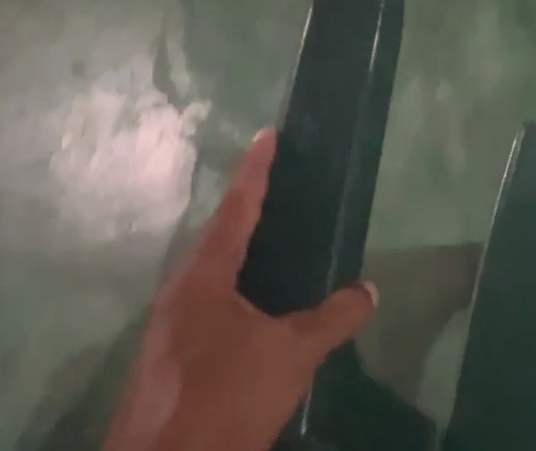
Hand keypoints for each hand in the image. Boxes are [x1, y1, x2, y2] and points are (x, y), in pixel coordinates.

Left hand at [104, 131, 378, 450]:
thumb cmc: (226, 398)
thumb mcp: (294, 354)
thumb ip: (334, 316)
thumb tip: (368, 289)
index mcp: (203, 282)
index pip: (236, 212)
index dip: (256, 173)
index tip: (267, 136)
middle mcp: (178, 298)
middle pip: (217, 240)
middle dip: (248, 211)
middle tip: (281, 185)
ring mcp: (166, 333)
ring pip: (211, 277)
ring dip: (242, 254)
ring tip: (276, 241)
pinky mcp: (168, 363)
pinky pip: (209, 307)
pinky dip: (238, 290)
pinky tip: (260, 308)